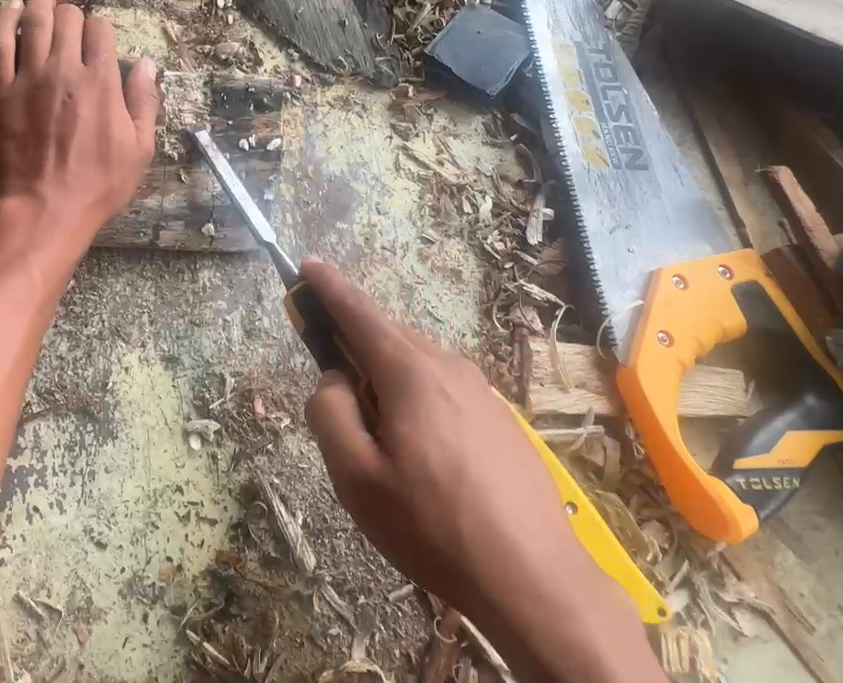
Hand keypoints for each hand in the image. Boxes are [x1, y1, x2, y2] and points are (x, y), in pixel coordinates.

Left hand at [0, 0, 159, 249]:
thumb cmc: (97, 186)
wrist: (43, 211)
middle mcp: (65, 70)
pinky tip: (9, 11)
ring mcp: (28, 77)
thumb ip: (144, 103)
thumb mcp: (139, 150)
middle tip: (68, 22)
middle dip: (71, 14)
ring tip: (40, 4)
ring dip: (40, 7)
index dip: (99, 28)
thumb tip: (147, 65)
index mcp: (101, 82)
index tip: (96, 39)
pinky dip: (5, 20)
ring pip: (34, 22)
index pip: (100, 30)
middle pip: (68, 19)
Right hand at [301, 259, 663, 682]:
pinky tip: (423, 459)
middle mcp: (449, 368)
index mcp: (410, 373)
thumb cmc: (433, 526)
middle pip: (388, 338)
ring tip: (382, 446)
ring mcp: (482, 393)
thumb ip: (330, 414)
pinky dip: (417, 401)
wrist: (535, 579)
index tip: (308, 264)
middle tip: (338, 399)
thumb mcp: (356, 477)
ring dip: (387, 382)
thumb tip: (333, 378)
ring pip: (418, 366)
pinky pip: (444, 390)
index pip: (360, 313)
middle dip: (356, 348)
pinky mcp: (501, 420)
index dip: (329, 288)